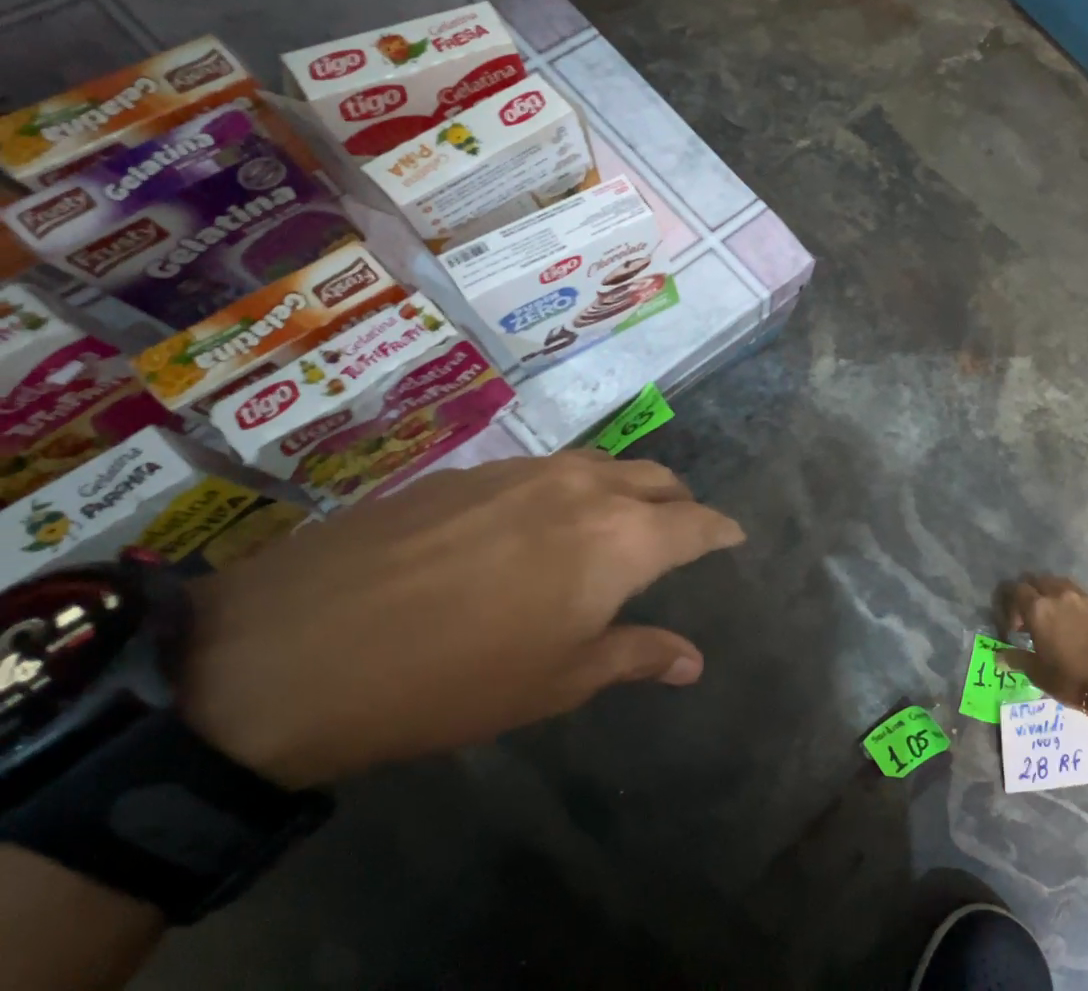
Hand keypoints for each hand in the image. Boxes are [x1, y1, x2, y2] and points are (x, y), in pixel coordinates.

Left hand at [178, 450, 744, 789]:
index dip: (722, 531)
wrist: (292, 653)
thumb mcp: (558, 681)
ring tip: (612, 528)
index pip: (697, 523)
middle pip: (655, 480)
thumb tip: (693, 660)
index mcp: (621, 540)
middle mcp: (582, 489)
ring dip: (623, 492)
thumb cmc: (453, 681)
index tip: (735, 539)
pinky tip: (536, 529)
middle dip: (678, 505)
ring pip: (599, 467)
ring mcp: (519, 472)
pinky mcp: (464, 474)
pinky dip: (567, 492)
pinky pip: (544, 472)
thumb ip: (636, 655)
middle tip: (678, 537)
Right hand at [995, 575, 1087, 706]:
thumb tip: (999, 657)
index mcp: (1038, 609)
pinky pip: (1077, 592)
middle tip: (1029, 618)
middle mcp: (1058, 595)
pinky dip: (1068, 599)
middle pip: (1036, 580)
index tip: (1013, 625)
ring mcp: (1081, 597)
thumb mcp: (1037, 673)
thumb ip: (1016, 659)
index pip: (1015, 589)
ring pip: (1058, 582)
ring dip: (1049, 592)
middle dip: (1028, 593)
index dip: (1009, 603)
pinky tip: (1072, 620)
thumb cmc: (1070, 678)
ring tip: (1051, 616)